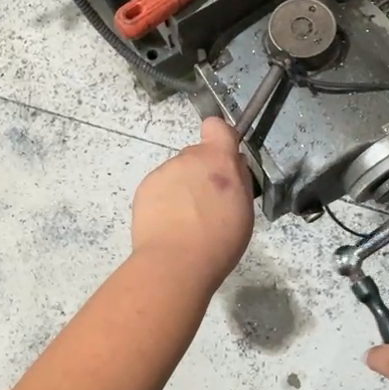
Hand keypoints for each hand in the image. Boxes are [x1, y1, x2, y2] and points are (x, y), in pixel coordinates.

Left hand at [130, 117, 255, 292]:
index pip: (217, 126)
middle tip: (206, 206)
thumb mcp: (244, 210)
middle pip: (196, 156)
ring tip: (185, 222)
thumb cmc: (219, 240)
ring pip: (176, 173)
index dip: (220, 138)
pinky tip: (168, 225)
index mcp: (219, 160)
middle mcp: (189, 159)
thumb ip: (238, 179)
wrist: (175, 262)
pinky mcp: (144, 188)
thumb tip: (233, 164)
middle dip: (201, 173)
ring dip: (182, 189)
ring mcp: (164, 172)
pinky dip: (164, 201)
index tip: (222, 158)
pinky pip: (159, 188)